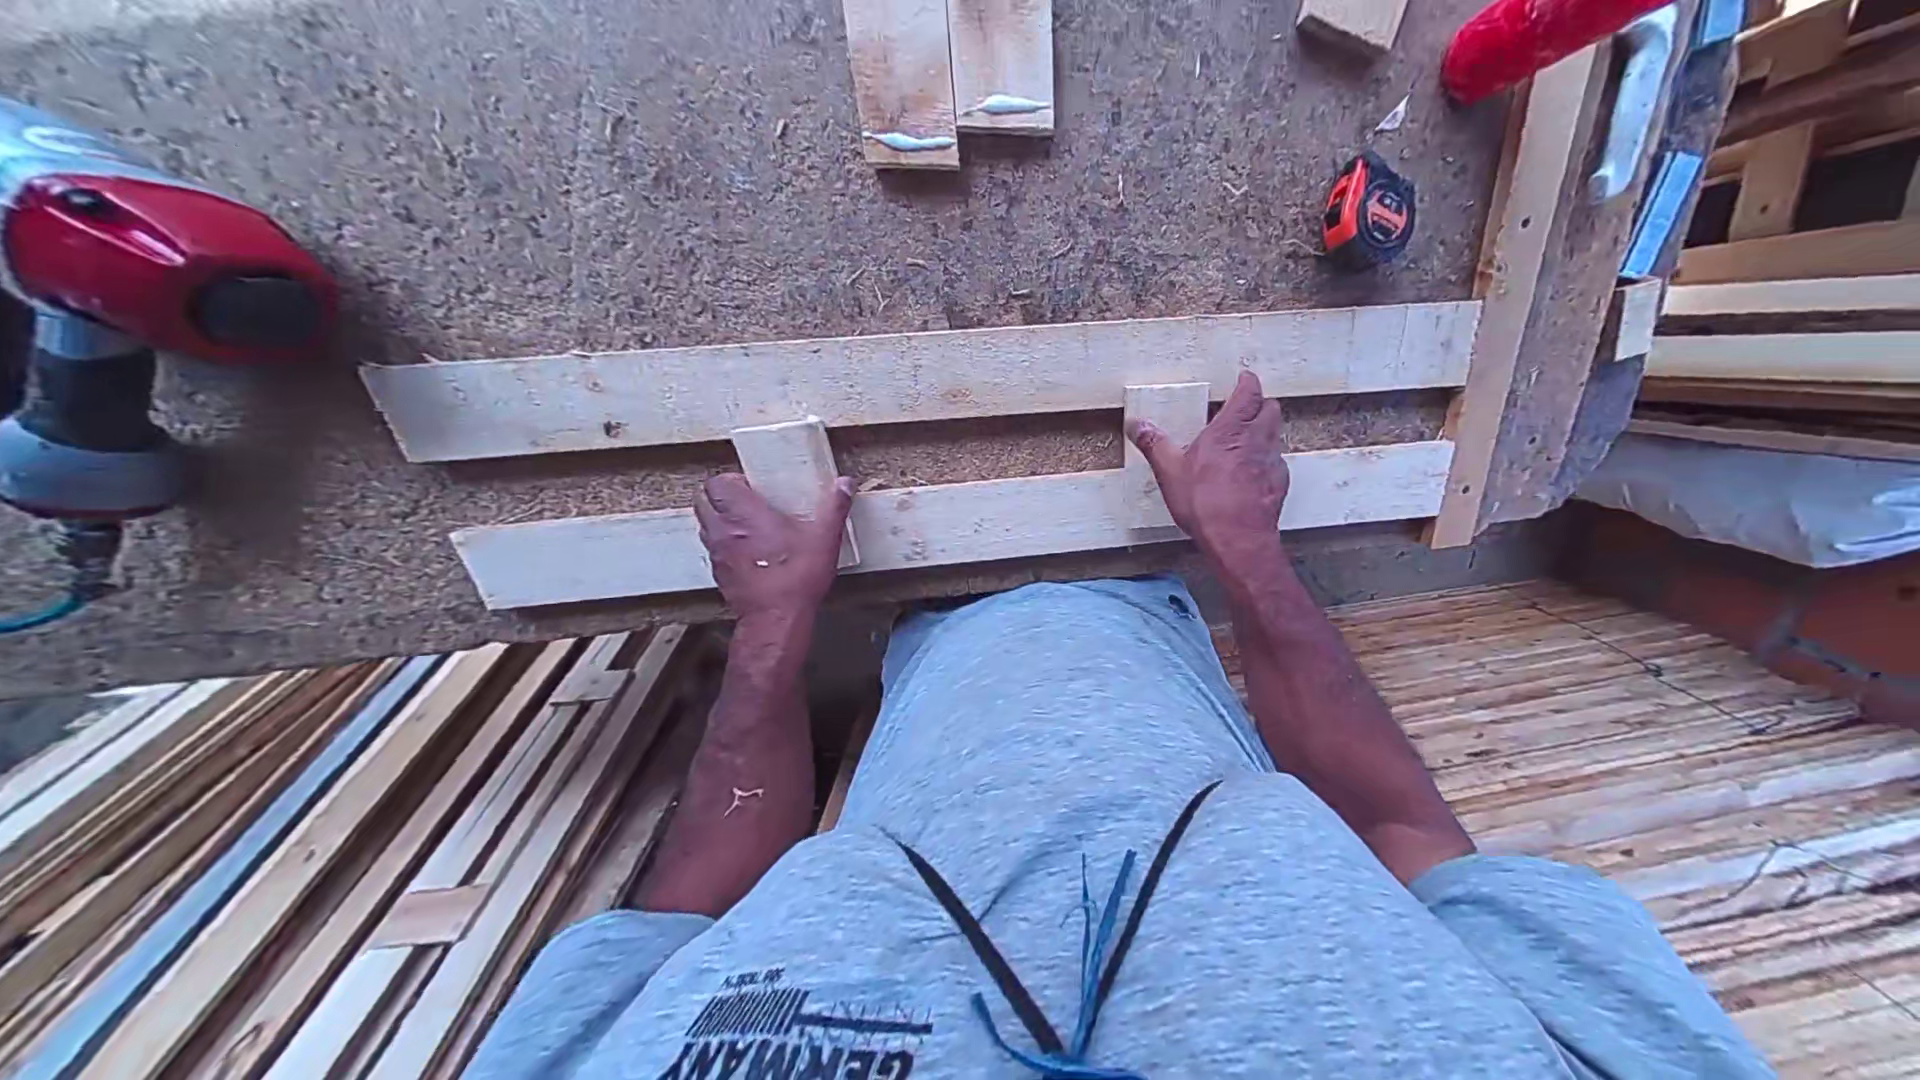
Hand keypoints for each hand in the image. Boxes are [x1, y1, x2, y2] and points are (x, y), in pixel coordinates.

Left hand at [694, 473, 853, 621]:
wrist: (777, 619)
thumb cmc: (795, 579)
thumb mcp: (824, 538)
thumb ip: (834, 507)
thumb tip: (844, 485)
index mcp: (745, 514)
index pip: (717, 483)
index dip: (731, 479)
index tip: (751, 484)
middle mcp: (724, 530)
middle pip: (703, 499)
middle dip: (720, 495)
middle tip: (745, 499)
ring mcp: (718, 553)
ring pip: (705, 524)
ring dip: (719, 518)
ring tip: (746, 522)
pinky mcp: (719, 573)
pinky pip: (713, 549)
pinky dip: (724, 543)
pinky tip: (748, 550)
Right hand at [1126, 369, 1288, 569]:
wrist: (1237, 538)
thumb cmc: (1206, 503)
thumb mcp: (1169, 471)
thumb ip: (1154, 444)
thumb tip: (1137, 425)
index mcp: (1230, 430)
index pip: (1249, 393)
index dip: (1248, 383)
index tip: (1244, 378)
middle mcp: (1257, 440)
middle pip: (1270, 409)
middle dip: (1260, 404)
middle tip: (1245, 407)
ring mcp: (1271, 462)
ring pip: (1275, 435)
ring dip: (1263, 432)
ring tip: (1244, 440)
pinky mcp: (1279, 483)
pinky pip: (1275, 463)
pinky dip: (1265, 461)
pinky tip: (1249, 473)